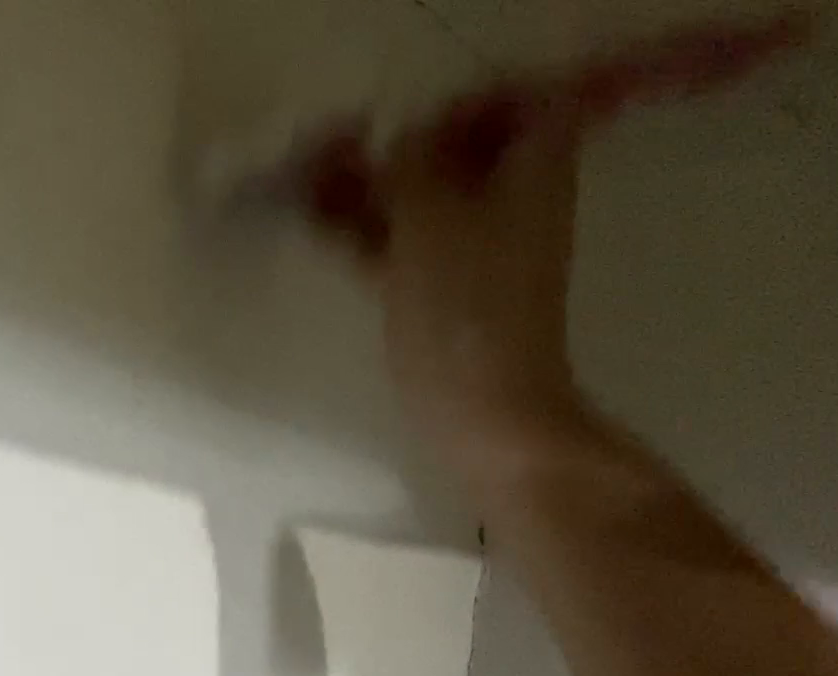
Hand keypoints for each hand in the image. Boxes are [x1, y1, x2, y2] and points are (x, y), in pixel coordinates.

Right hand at [310, 96, 590, 485]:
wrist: (477, 404)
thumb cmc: (461, 310)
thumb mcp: (432, 220)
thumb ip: (412, 166)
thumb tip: (392, 143)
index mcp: (529, 174)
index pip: (507, 110)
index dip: (453, 114)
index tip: (393, 135)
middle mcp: (506, 203)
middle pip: (450, 156)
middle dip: (391, 155)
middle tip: (329, 159)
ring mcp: (470, 249)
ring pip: (415, 202)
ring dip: (367, 193)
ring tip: (308, 191)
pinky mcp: (437, 288)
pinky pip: (399, 242)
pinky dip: (364, 232)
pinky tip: (320, 228)